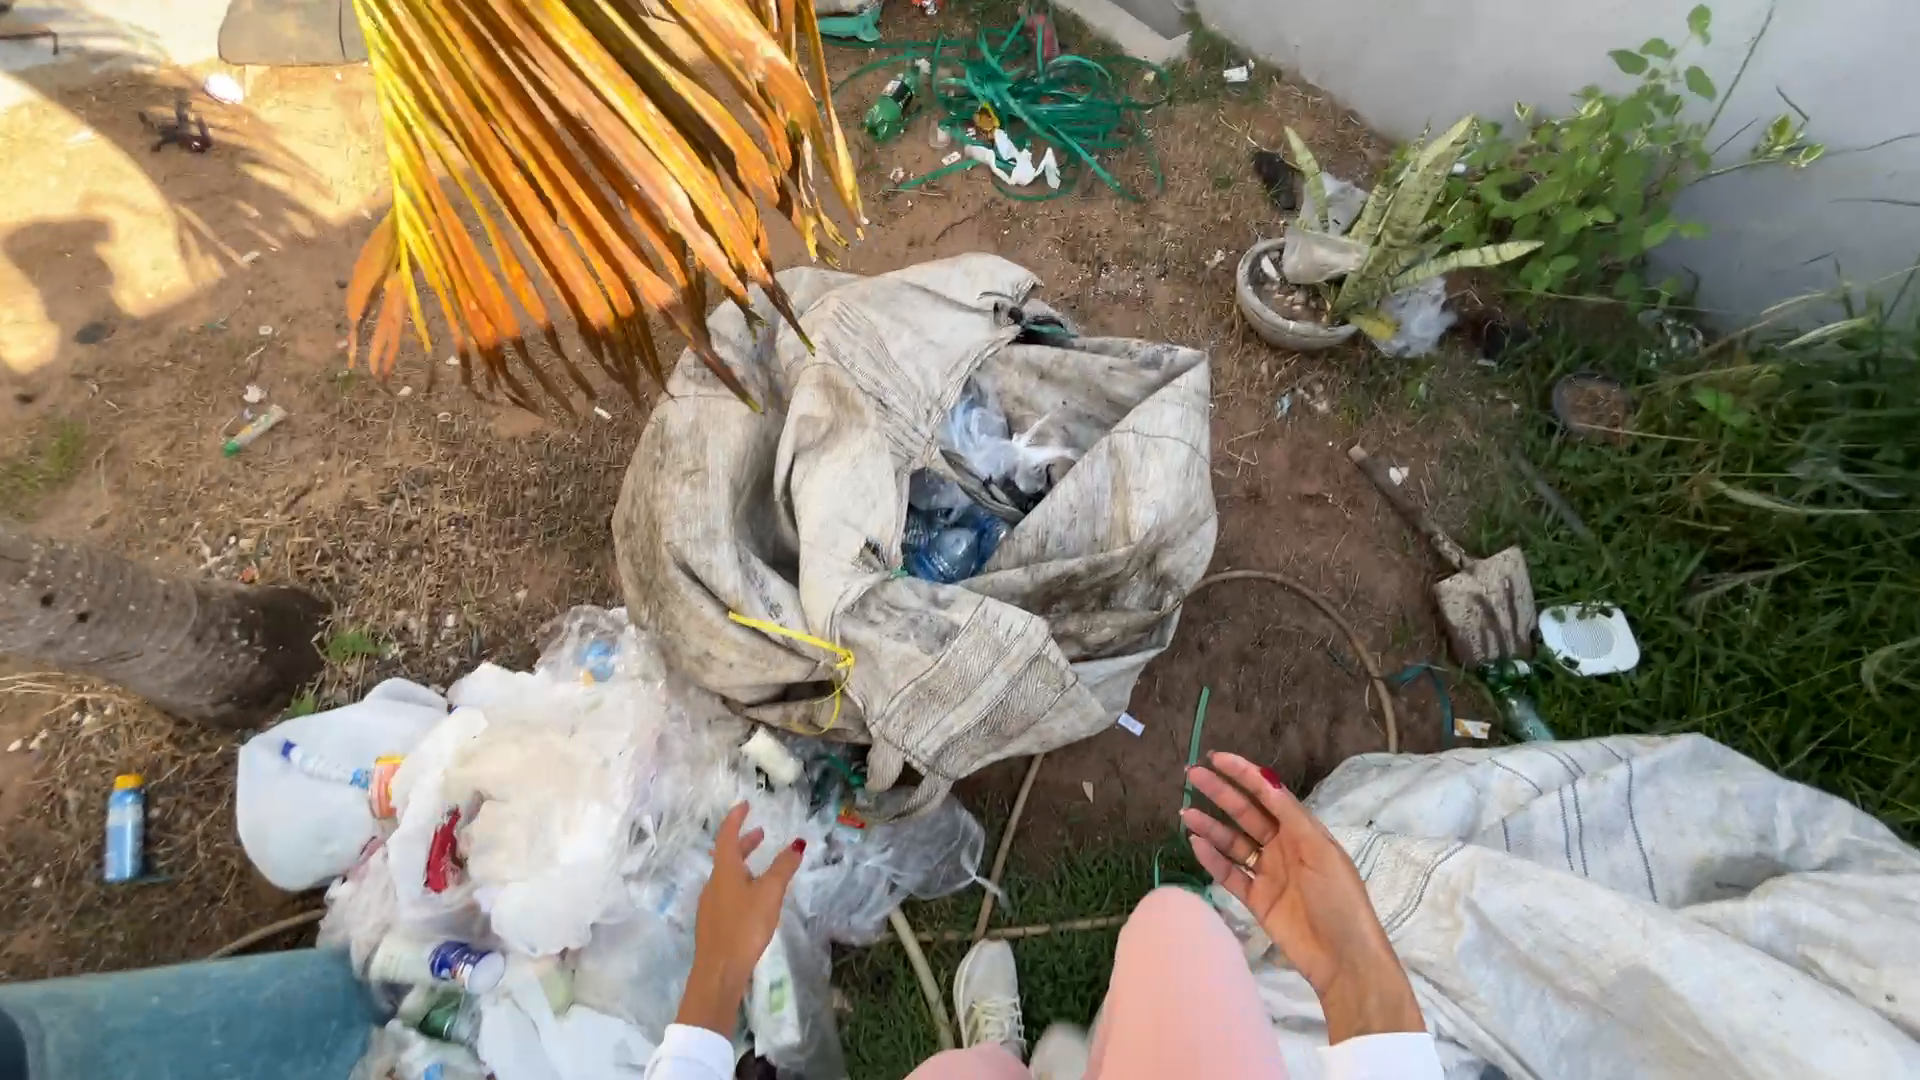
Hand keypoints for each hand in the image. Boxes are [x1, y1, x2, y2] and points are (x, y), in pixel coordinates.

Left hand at [674, 802, 804, 1035]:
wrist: (718, 973)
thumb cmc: (744, 926)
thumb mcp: (770, 893)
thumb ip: (783, 867)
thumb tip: (797, 844)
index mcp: (725, 870)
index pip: (727, 835)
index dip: (735, 818)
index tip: (745, 805)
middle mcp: (714, 883)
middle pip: (727, 855)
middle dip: (744, 842)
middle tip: (760, 834)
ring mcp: (710, 904)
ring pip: (726, 874)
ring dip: (743, 863)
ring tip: (760, 864)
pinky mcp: (713, 924)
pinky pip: (726, 891)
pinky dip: (741, 882)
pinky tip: (753, 897)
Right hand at [1182, 752, 1424, 1043]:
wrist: (1346, 962)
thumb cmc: (1339, 900)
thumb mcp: (1320, 851)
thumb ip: (1289, 815)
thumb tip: (1265, 778)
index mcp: (1301, 832)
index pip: (1267, 794)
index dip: (1242, 774)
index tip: (1216, 758)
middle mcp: (1282, 847)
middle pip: (1245, 813)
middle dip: (1219, 793)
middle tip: (1191, 776)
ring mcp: (1268, 873)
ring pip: (1232, 842)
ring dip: (1210, 826)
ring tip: (1185, 813)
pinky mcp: (1257, 899)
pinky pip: (1229, 873)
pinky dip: (1212, 859)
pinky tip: (1196, 844)